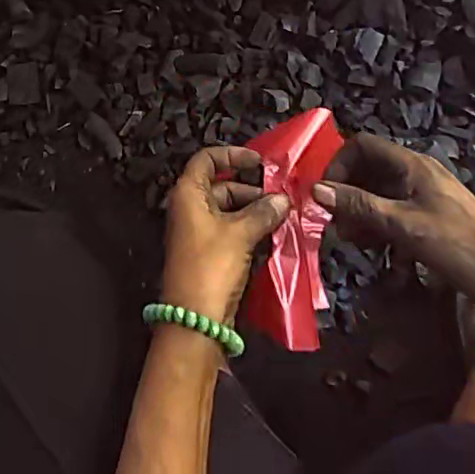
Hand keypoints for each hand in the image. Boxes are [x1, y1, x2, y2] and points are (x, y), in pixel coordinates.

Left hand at [160, 146, 291, 324]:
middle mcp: (189, 206)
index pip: (206, 159)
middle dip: (253, 189)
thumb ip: (262, 213)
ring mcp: (199, 230)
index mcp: (187, 193)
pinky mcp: (210, 251)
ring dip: (256, 211)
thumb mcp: (238, 235)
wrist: (194, 320)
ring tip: (287, 216)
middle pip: (222, 185)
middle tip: (285, 197)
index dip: (232, 154)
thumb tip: (283, 199)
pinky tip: (276, 235)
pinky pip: (232, 230)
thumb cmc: (211, 266)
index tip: (261, 161)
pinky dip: (251, 229)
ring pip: (230, 209)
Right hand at [313, 134, 474, 324]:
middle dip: (346, 194)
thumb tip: (314, 189)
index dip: (338, 164)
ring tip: (352, 241)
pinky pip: (396, 216)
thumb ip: (358, 205)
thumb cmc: (463, 249)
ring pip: (380, 195)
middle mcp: (419, 175)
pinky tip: (376, 252)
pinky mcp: (436, 223)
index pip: (361, 145)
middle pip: (368, 171)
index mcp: (413, 165)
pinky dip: (380, 229)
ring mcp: (428, 199)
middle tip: (334, 223)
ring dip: (360, 214)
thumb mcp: (403, 226)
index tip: (326, 194)